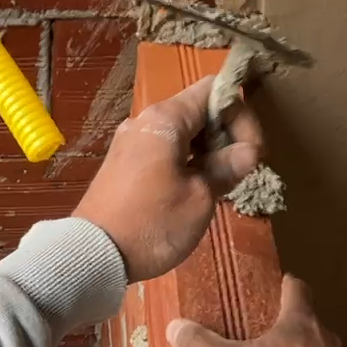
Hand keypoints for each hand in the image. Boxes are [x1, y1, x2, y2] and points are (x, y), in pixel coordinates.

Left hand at [73, 76, 263, 281]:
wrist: (93, 256)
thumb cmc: (151, 225)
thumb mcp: (200, 199)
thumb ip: (227, 168)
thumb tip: (247, 151)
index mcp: (165, 119)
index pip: (215, 90)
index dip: (242, 116)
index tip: (252, 153)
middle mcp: (144, 122)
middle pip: (197, 112)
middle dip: (225, 138)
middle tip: (236, 175)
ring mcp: (129, 144)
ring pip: (181, 136)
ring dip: (206, 155)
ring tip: (216, 189)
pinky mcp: (122, 167)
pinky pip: (162, 154)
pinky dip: (184, 166)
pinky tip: (191, 194)